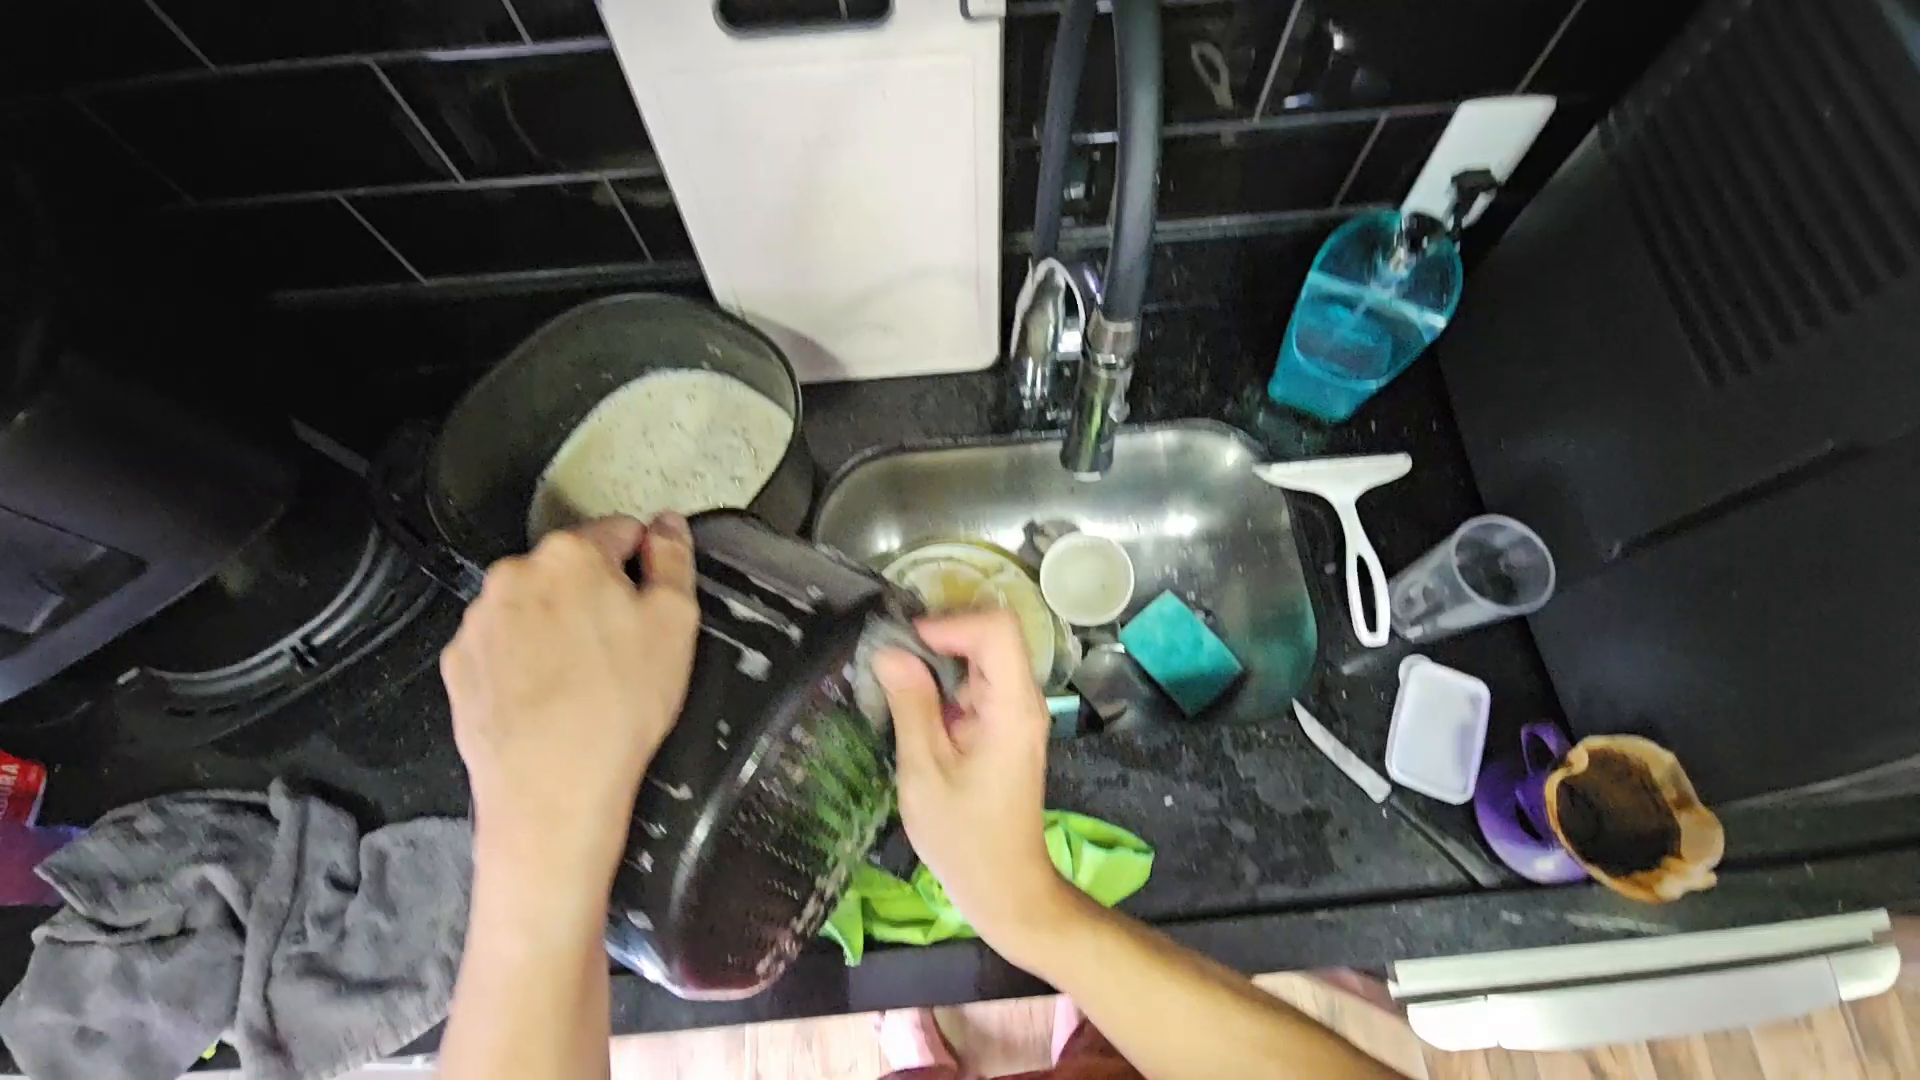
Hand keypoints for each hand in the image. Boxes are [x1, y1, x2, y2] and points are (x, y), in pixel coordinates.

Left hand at [441, 513, 698, 875]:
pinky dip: (529, 656)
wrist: (552, 785)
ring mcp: (479, 620)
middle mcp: (514, 574)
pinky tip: (551, 693)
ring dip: (562, 623)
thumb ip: (674, 558)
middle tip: (624, 645)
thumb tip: (667, 522)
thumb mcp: (676, 620)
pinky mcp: (459, 663)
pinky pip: (506, 643)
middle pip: (573, 567)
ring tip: (586, 676)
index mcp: (571, 553)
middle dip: (600, 593)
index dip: (646, 565)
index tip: (652, 605)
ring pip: (537, 604)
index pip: (621, 531)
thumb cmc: (623, 700)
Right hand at [874, 611, 1069, 955]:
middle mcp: (1024, 700)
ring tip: (897, 686)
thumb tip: (890, 652)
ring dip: (939, 663)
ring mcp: (1018, 713)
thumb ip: (911, 704)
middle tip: (892, 661)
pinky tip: (917, 710)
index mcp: (1012, 706)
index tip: (907, 646)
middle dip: (940, 639)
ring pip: (982, 659)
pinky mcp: (1006, 727)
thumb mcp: (925, 771)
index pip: (996, 628)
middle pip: (991, 637)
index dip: (950, 624)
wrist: (1005, 885)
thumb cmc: (964, 837)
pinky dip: (946, 685)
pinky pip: (979, 685)